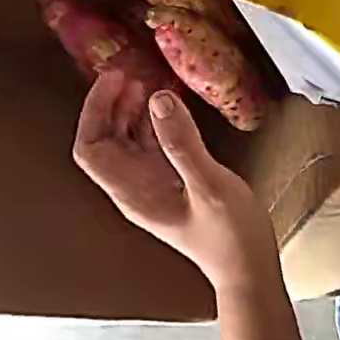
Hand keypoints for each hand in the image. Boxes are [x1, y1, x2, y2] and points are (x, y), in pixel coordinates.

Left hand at [72, 71, 278, 290]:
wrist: (247, 267)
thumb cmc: (229, 234)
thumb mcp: (208, 185)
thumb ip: (182, 142)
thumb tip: (159, 98)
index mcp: (133, 193)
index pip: (92, 149)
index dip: (95, 111)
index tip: (116, 80)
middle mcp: (134, 188)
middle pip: (104, 142)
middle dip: (110, 105)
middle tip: (131, 72)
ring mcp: (151, 185)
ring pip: (126, 141)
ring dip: (130, 110)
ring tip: (146, 81)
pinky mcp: (170, 181)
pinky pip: (150, 145)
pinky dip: (152, 121)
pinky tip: (167, 105)